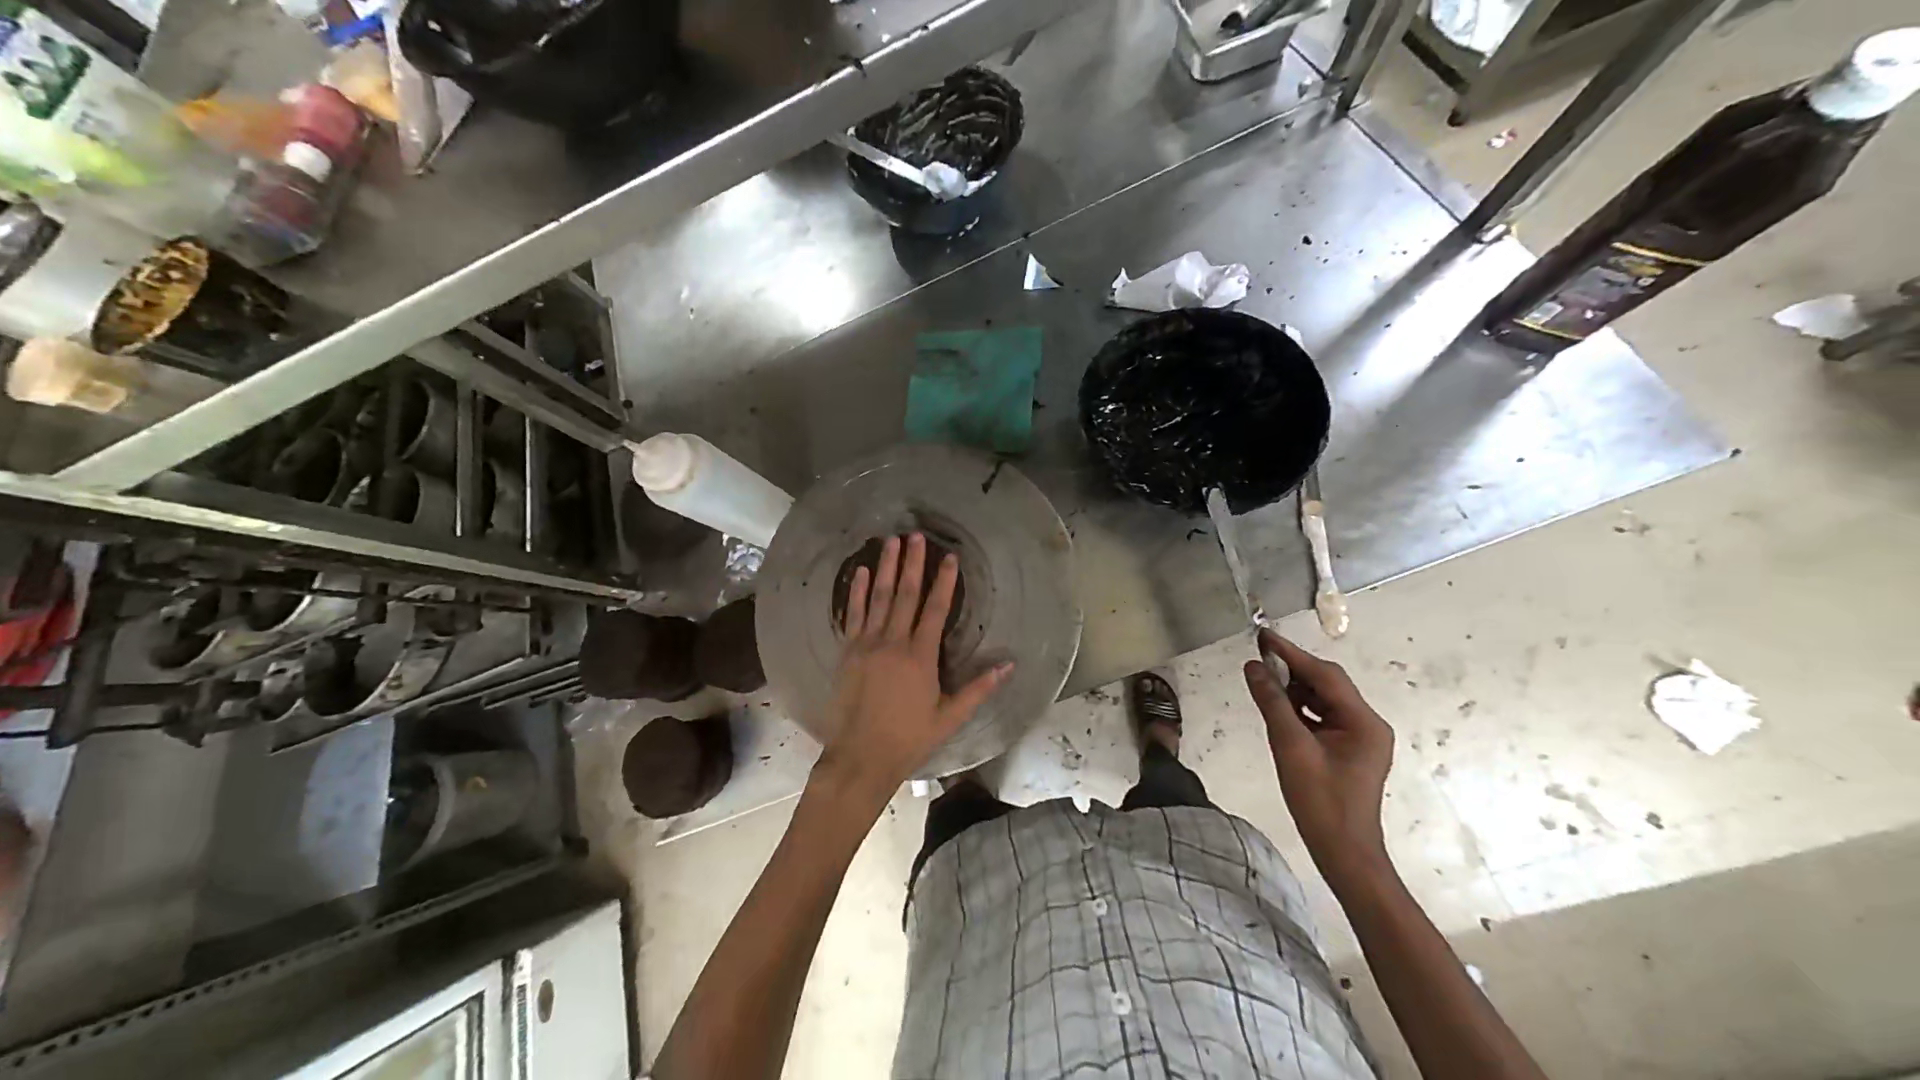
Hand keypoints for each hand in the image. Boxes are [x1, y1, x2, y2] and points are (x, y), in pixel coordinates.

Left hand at [814, 533, 1013, 808]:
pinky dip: (857, 592)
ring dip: (886, 568)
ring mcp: (867, 645)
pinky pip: (853, 614)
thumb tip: (1009, 665)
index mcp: (920, 657)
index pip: (936, 609)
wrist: (860, 757)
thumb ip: (979, 689)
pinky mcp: (848, 652)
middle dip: (913, 563)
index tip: (949, 557)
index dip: (944, 581)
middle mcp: (893, 643)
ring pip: (879, 598)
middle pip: (906, 594)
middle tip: (916, 535)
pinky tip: (860, 571)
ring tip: (891, 541)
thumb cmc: (909, 739)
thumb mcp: (950, 717)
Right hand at [1244, 629, 1394, 887]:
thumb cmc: (1320, 802)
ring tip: (1263, 679)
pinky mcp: (1349, 750)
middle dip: (1293, 670)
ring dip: (1295, 689)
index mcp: (1364, 722)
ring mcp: (1360, 738)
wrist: (1344, 852)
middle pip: (1327, 685)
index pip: (1325, 676)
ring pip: (1324, 700)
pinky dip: (1300, 709)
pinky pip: (1323, 718)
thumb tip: (1254, 667)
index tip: (1263, 636)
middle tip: (1259, 656)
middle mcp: (1368, 724)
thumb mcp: (1291, 748)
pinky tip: (1277, 706)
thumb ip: (1273, 703)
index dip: (1291, 654)